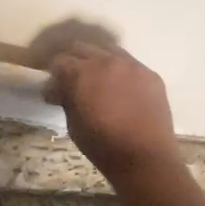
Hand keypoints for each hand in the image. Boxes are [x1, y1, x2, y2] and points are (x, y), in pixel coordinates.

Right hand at [43, 43, 181, 176]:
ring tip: (98, 79)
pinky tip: (122, 89)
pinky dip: (120, 71)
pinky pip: (130, 64)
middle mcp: (106, 61)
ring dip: (98, 60)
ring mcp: (131, 64)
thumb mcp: (73, 124)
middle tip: (72, 78)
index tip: (54, 86)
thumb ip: (65, 99)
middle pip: (82, 47)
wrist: (145, 157)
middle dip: (73, 60)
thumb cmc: (103, 146)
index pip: (59, 60)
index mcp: (82, 73)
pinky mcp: (150, 74)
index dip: (54, 73)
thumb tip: (57, 90)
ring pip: (108, 50)